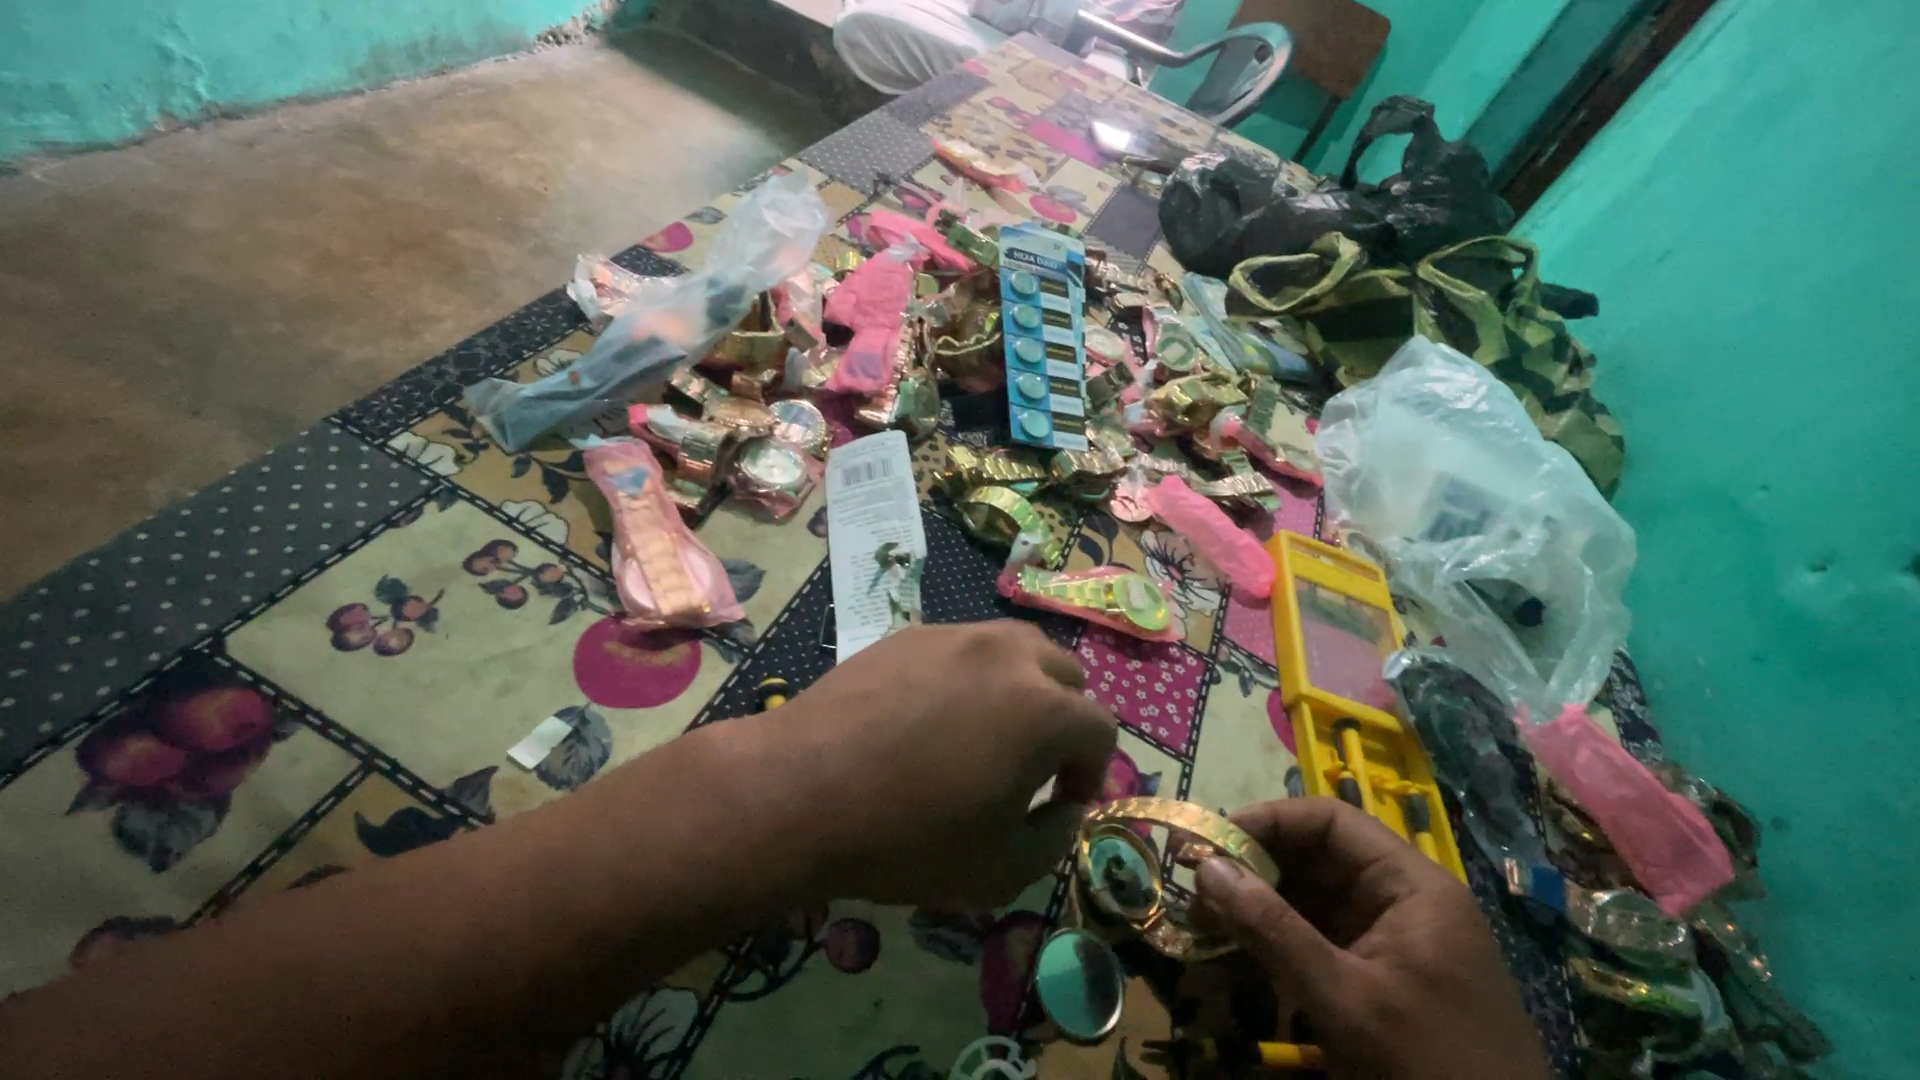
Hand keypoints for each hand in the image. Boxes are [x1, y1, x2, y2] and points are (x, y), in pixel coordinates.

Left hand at [770, 621, 1116, 907]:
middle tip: (1032, 760)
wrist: (801, 791)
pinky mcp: (908, 635)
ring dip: (1022, 685)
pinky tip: (932, 714)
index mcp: (1044, 709)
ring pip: (1015, 647)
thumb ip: (1055, 838)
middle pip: (1065, 673)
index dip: (1090, 771)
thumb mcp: (1001, 869)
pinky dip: (970, 675)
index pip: (1099, 728)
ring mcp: (954, 636)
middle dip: (1063, 718)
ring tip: (989, 727)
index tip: (1059, 803)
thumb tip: (1063, 807)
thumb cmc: (907, 838)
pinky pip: (962, 647)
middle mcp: (1008, 656)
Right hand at [1195, 798, 1549, 1079]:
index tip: (1211, 841)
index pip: (1330, 822)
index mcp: (1412, 886)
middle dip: (1252, 868)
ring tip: (1199, 920)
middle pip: (1314, 858)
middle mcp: (1400, 901)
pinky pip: (1313, 941)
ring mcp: (1387, 941)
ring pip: (1307, 899)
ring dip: (1254, 907)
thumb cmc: (1429, 1068)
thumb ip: (1272, 931)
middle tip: (1193, 883)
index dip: (1268, 821)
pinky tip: (1228, 956)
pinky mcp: (1373, 978)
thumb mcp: (1345, 999)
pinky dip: (1271, 943)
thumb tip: (1205, 866)